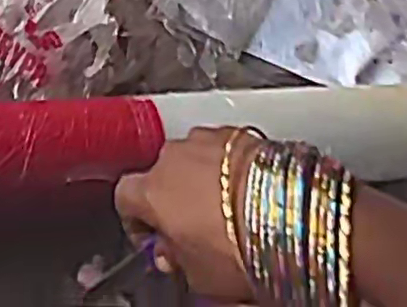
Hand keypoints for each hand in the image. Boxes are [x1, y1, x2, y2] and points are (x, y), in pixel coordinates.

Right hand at [113, 127, 254, 303]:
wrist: (281, 209)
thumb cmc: (237, 242)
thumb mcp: (196, 275)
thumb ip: (175, 258)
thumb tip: (173, 253)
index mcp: (152, 190)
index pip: (124, 196)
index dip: (135, 219)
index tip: (152, 236)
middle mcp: (173, 156)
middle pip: (160, 173)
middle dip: (173, 197)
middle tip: (193, 227)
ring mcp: (204, 138)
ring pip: (190, 157)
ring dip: (200, 177)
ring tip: (223, 208)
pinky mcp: (235, 131)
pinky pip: (220, 147)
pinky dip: (226, 164)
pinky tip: (242, 190)